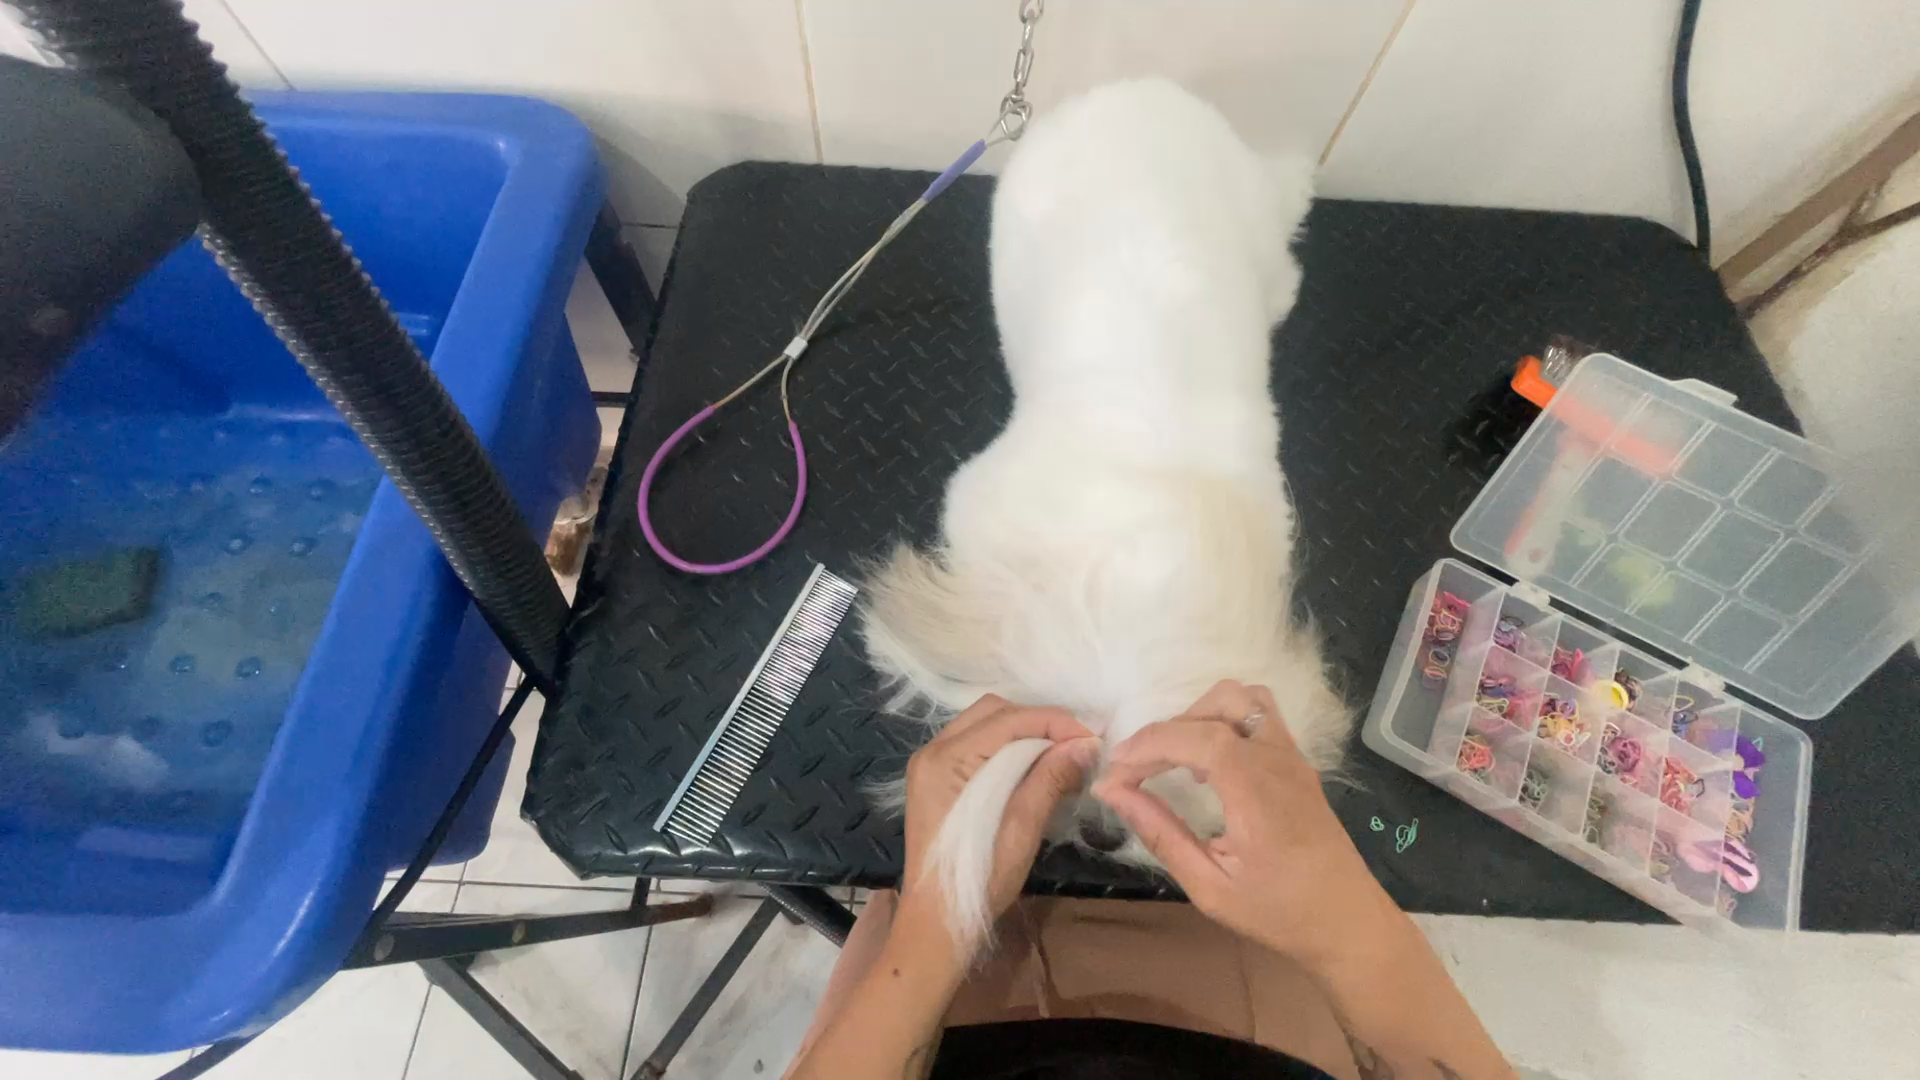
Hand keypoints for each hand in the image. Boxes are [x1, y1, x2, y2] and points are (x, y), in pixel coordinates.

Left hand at [898, 694, 1099, 945]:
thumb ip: (1049, 780)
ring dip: (1025, 732)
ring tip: (1062, 755)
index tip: (1092, 738)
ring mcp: (931, 762)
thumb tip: (1086, 744)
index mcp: (947, 761)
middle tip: (1078, 746)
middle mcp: (933, 750)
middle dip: (1040, 722)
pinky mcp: (936, 776)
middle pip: (995, 712)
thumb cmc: (978, 883)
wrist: (936, 925)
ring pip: (985, 723)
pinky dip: (1007, 746)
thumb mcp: (1020, 831)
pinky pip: (976, 742)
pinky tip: (1033, 765)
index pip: (1008, 720)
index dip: (1054, 722)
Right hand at [1092, 680, 1403, 972]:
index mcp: (1257, 790)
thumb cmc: (1281, 913)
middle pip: (1216, 704)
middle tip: (1140, 771)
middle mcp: (1277, 759)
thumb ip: (1160, 833)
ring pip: (1242, 697)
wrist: (1352, 927)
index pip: (1195, 737)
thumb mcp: (1210, 888)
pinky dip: (1223, 722)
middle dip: (1168, 730)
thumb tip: (1111, 792)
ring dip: (1199, 716)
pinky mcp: (1296, 761)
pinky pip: (1257, 715)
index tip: (1116, 775)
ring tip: (1177, 758)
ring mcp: (1291, 756)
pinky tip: (1209, 764)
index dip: (1148, 745)